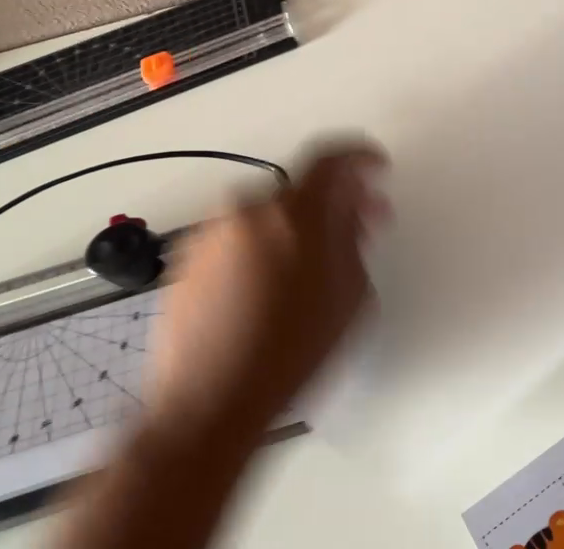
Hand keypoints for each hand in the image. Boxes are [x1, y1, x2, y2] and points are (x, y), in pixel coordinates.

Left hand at [148, 143, 389, 429]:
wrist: (208, 404)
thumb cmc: (285, 354)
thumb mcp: (348, 295)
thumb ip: (355, 238)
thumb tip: (354, 215)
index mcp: (291, 211)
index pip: (334, 159)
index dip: (362, 158)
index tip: (376, 168)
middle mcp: (246, 210)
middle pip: (300, 189)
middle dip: (332, 203)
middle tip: (358, 226)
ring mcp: (210, 235)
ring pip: (266, 215)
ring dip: (296, 229)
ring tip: (316, 268)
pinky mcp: (187, 262)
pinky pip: (237, 240)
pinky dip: (262, 249)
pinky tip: (277, 288)